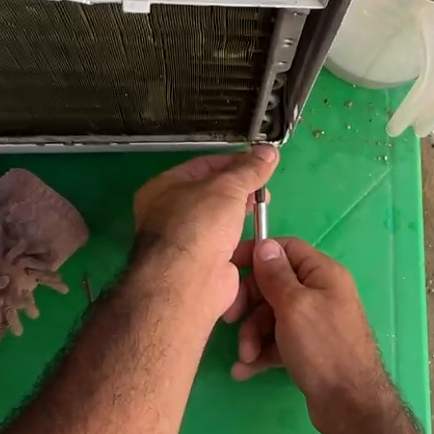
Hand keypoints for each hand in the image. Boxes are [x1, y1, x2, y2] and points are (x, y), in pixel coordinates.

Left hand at [129, 146, 277, 318]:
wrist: (190, 281)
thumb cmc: (199, 224)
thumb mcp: (228, 187)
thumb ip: (250, 169)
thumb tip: (269, 152)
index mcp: (165, 188)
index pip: (203, 166)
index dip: (233, 162)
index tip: (259, 162)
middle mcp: (170, 213)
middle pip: (212, 193)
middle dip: (240, 189)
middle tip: (263, 189)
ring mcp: (186, 241)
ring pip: (220, 220)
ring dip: (242, 214)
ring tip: (263, 209)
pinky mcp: (202, 264)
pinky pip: (227, 244)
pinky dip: (243, 239)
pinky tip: (259, 236)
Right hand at [229, 237, 395, 433]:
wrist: (349, 404)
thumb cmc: (323, 347)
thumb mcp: (295, 306)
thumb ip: (276, 275)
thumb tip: (265, 243)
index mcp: (322, 273)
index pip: (286, 249)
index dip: (257, 254)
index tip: (228, 266)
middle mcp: (319, 293)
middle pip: (274, 284)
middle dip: (249, 304)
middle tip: (230, 320)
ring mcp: (313, 323)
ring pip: (271, 316)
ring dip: (252, 334)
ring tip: (246, 356)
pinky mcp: (306, 349)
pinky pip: (276, 342)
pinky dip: (260, 353)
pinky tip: (244, 371)